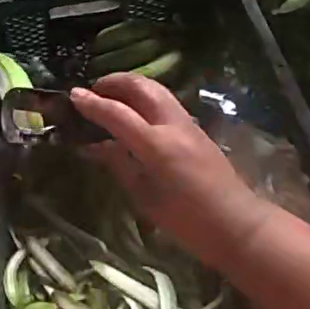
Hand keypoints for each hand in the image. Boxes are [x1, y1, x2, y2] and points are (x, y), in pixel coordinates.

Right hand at [70, 73, 265, 265]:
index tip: (72, 95)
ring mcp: (187, 124)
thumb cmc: (186, 220)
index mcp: (156, 145)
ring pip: (155, 89)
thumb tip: (93, 146)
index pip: (117, 113)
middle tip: (93, 91)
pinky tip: (133, 112)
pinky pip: (164, 102)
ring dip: (130, 86)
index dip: (92, 103)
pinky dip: (144, 97)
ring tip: (110, 96)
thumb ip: (118, 164)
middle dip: (113, 82)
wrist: (237, 225)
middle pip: (140, 87)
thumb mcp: (144, 195)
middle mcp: (172, 125)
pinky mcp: (195, 129)